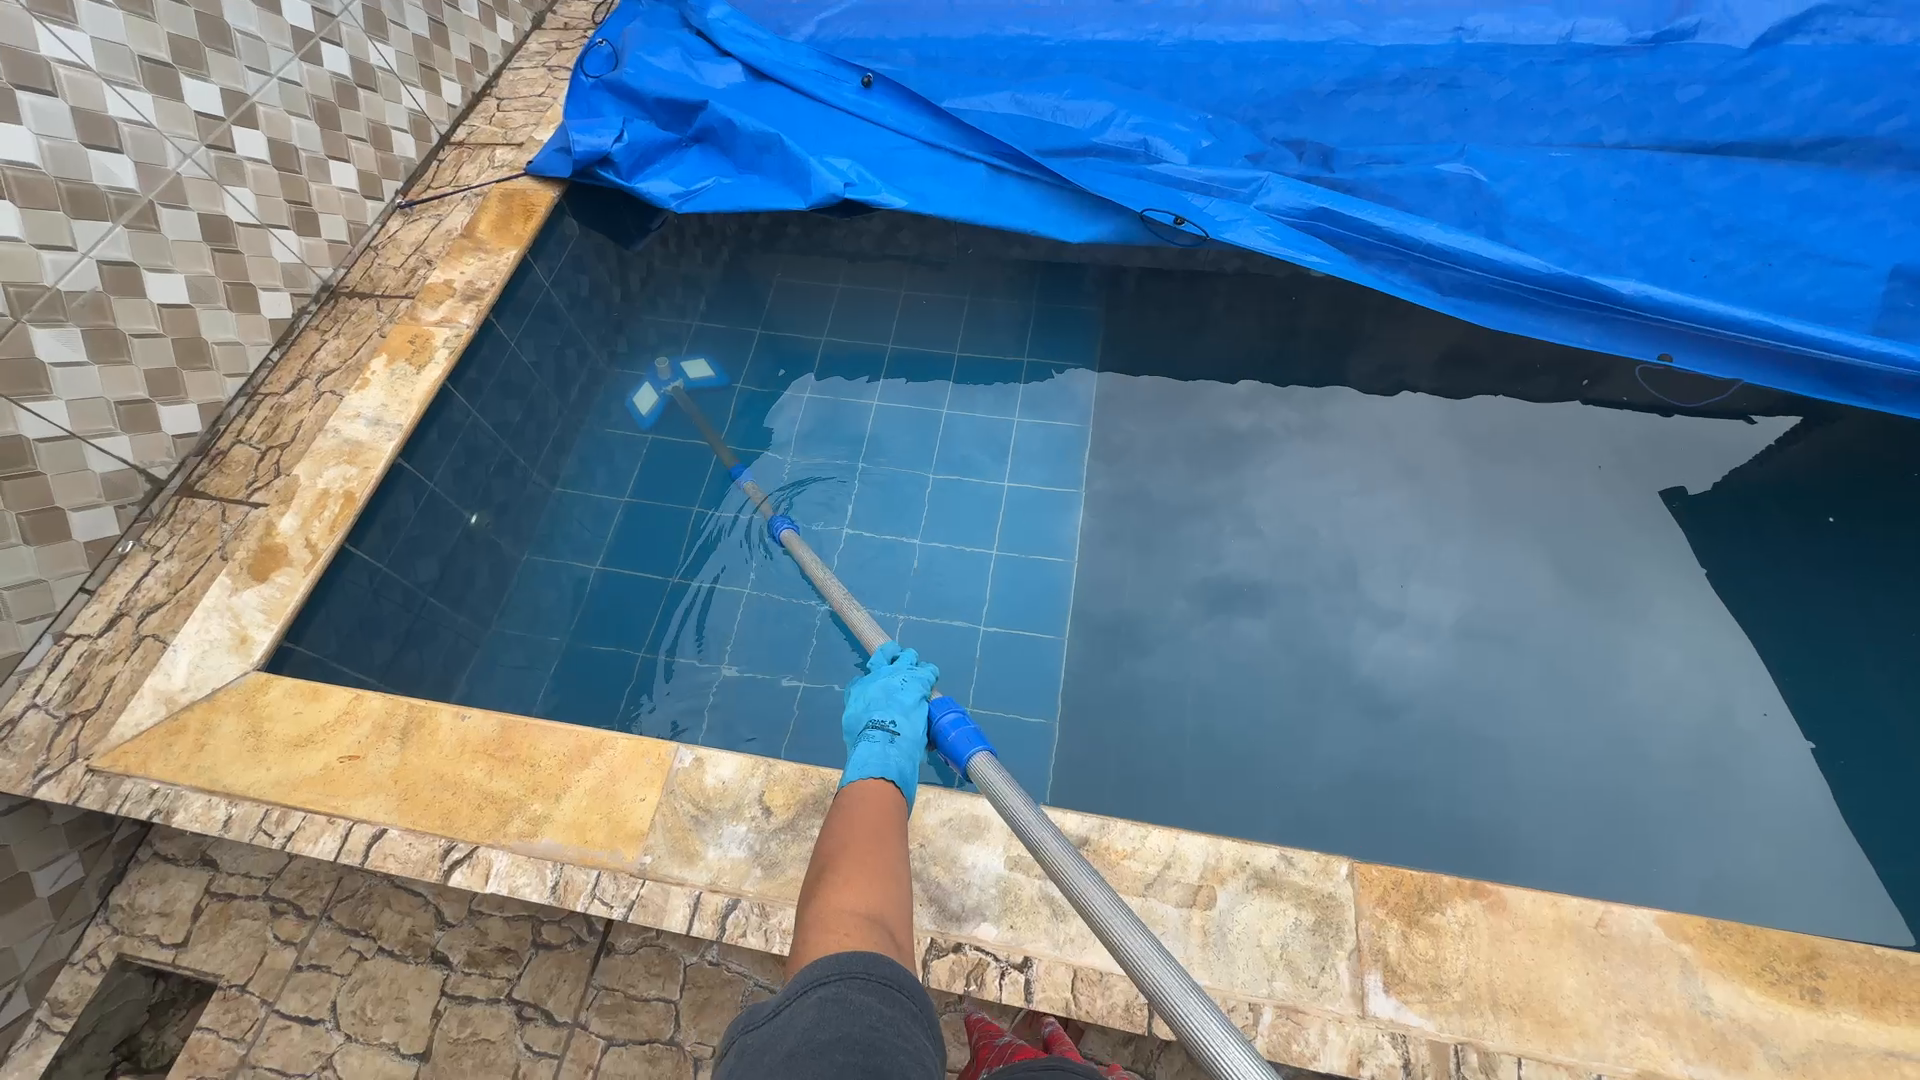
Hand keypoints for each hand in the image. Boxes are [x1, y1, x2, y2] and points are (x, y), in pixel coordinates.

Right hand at [841, 641, 939, 810]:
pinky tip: (931, 678)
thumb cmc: (863, 736)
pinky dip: (930, 673)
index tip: (886, 664)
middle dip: (899, 658)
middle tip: (904, 668)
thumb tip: (860, 698)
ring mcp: (901, 676)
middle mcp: (883, 674)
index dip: (881, 661)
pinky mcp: (919, 683)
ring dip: (914, 664)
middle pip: (892, 654)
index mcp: (865, 684)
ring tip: (920, 672)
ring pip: (910, 657)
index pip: (873, 664)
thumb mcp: (852, 718)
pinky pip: (929, 671)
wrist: (881, 739)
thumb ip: (857, 704)